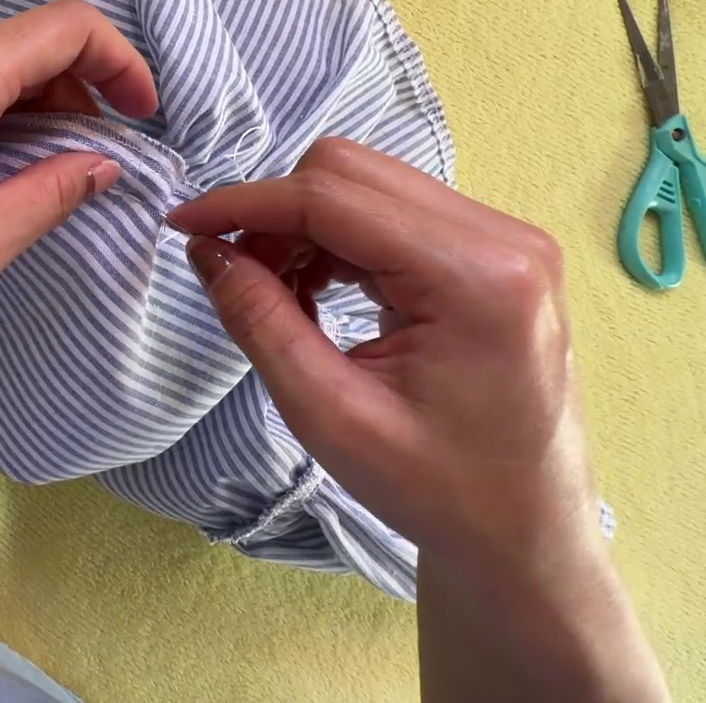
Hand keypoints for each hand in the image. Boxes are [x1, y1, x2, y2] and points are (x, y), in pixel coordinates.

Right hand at [171, 137, 595, 562]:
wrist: (526, 533)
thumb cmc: (434, 487)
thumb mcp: (324, 411)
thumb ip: (257, 318)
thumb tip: (203, 248)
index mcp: (475, 277)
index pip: (329, 197)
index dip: (241, 203)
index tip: (180, 226)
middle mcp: (500, 237)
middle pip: (346, 171)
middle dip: (272, 212)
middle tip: (239, 273)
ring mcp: (504, 238)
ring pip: (360, 182)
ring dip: (296, 224)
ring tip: (278, 291)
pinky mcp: (489, 251)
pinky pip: (382, 208)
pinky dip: (328, 237)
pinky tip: (315, 288)